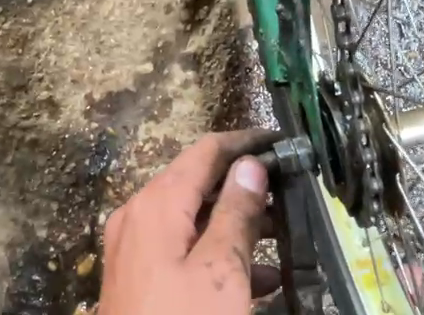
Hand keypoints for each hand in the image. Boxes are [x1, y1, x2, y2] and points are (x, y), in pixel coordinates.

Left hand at [99, 130, 279, 314]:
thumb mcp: (220, 273)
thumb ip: (236, 214)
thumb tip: (250, 164)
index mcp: (156, 202)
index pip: (205, 151)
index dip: (244, 143)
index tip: (281, 142)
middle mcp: (138, 215)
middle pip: (197, 183)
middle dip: (243, 186)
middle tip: (289, 194)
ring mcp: (134, 249)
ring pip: (192, 220)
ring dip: (235, 225)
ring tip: (283, 237)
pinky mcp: (137, 281)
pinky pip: (182, 252)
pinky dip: (216, 255)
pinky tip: (259, 281)